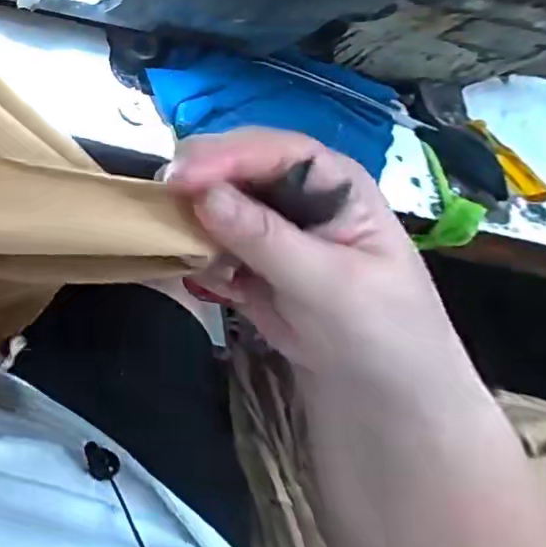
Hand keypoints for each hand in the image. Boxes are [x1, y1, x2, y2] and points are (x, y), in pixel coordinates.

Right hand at [165, 129, 478, 398]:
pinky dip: (188, 240)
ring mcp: (262, 216)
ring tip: (174, 236)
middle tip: (162, 199)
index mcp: (333, 182)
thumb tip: (201, 194)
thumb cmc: (382, 336)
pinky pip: (199, 227)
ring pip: (207, 191)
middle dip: (196, 176)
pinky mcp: (238, 245)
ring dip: (185, 209)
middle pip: (231, 161)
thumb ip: (265, 237)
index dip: (225, 155)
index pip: (272, 149)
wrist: (383, 397)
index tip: (182, 179)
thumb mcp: (330, 286)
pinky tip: (198, 268)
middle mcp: (292, 187)